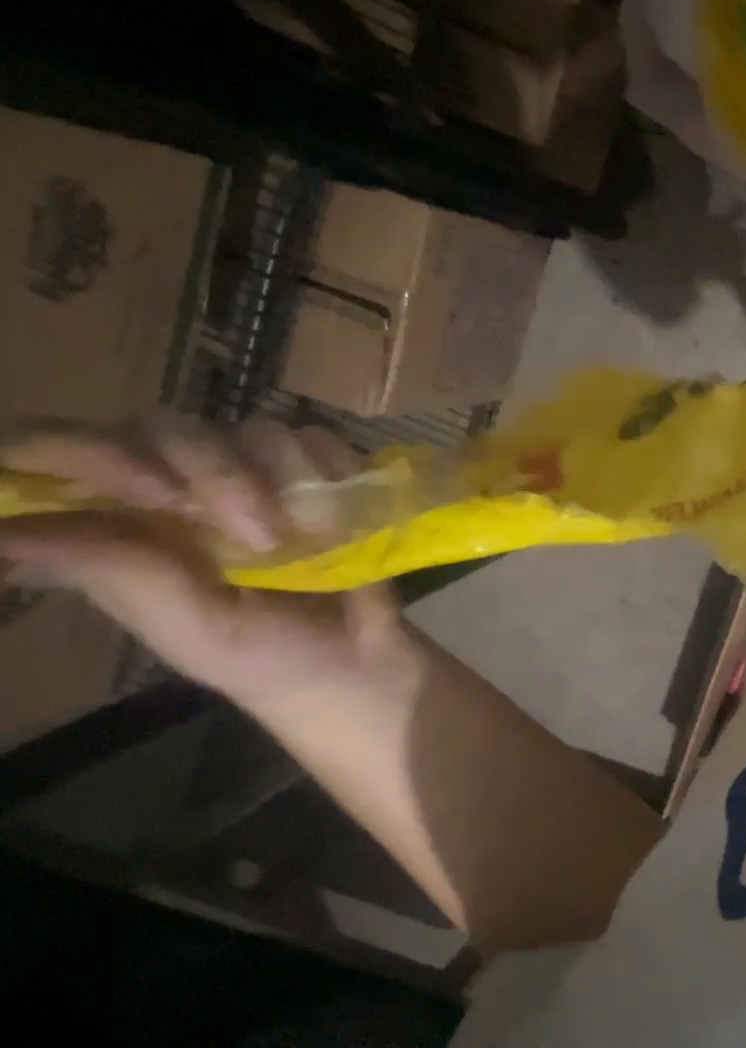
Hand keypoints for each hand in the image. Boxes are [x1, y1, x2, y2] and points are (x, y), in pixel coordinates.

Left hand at [0, 417, 416, 700]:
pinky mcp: (316, 472)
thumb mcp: (192, 633)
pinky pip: (318, 439)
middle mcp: (176, 490)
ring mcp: (251, 477)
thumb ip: (123, 575)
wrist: (364, 661)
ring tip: (313, 536)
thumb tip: (6, 533)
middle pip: (166, 428)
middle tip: (259, 535)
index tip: (160, 494)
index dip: (90, 452)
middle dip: (218, 473)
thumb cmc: (269, 658)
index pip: (58, 452)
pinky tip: (341, 516)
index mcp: (121, 526)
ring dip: (288, 481)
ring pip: (251, 430)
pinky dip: (334, 471)